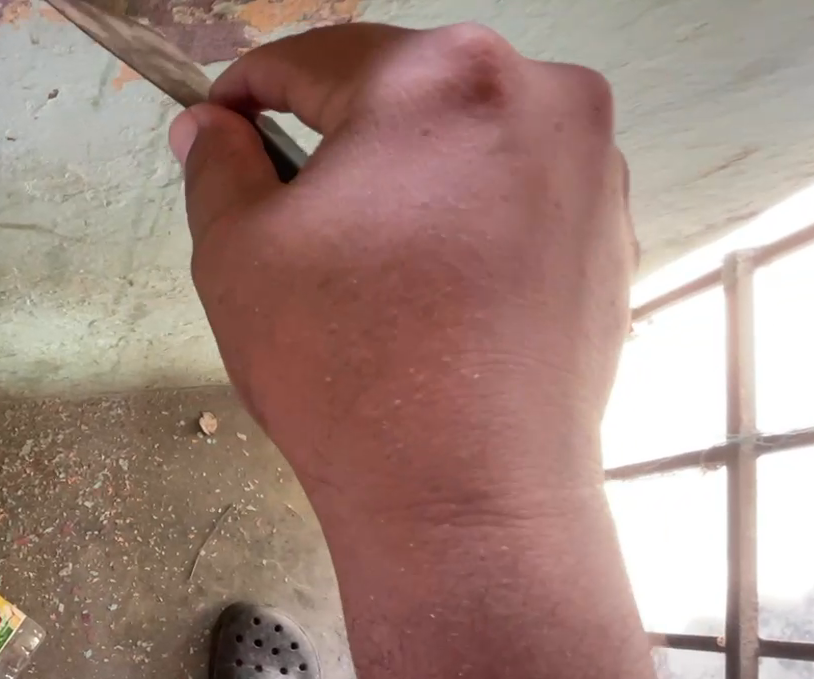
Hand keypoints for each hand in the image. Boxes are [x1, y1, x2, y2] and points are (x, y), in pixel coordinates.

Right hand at [174, 23, 635, 523]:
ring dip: (391, 187)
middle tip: (283, 229)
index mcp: (431, 79)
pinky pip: (506, 198)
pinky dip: (450, 227)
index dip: (244, 90)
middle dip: (326, 148)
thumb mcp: (234, 258)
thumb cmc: (331, 361)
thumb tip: (203, 124)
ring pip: (454, 148)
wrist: (460, 487)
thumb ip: (213, 169)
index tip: (212, 130)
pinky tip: (420, 303)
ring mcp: (591, 161)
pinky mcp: (610, 231)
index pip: (313, 55)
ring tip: (356, 279)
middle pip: (394, 97)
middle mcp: (536, 90)